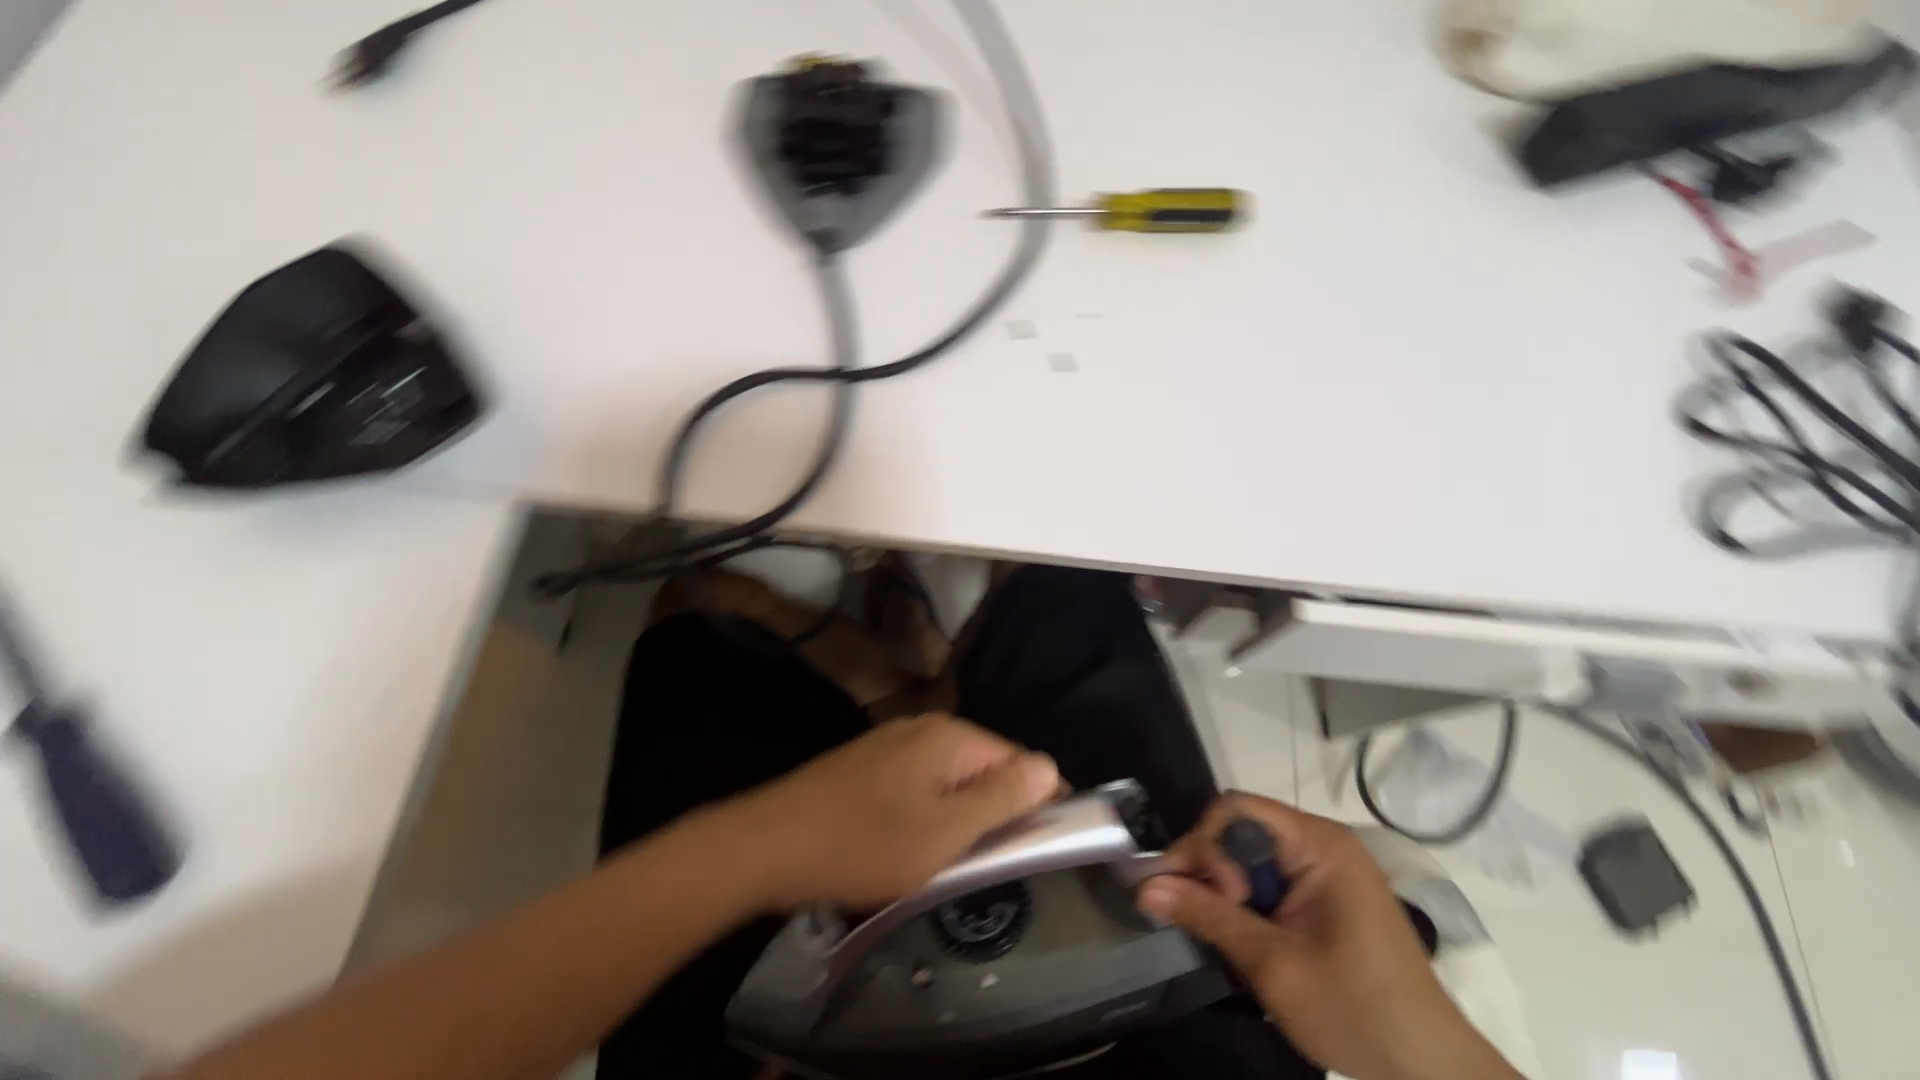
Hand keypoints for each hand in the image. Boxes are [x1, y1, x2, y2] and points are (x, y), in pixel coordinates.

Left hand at [726, 714, 1059, 910]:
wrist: (767, 846)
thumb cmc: (865, 843)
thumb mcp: (946, 831)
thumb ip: (1002, 798)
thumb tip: (1049, 765)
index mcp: (949, 737)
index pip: (1018, 760)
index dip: (1037, 801)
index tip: (1040, 845)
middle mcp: (921, 729)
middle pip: (982, 768)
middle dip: (995, 811)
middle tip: (994, 862)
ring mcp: (888, 745)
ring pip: (947, 781)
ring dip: (958, 817)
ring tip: (955, 862)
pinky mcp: (863, 768)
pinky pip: (915, 788)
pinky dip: (925, 816)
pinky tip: (911, 847)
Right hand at [1137, 794, 1519, 1079]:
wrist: (1429, 1068)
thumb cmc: (1356, 1011)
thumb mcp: (1272, 964)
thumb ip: (1207, 916)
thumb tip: (1145, 887)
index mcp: (1319, 844)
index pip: (1235, 811)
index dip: (1206, 848)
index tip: (1204, 899)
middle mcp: (1323, 844)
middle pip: (1239, 831)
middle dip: (1210, 870)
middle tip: (1199, 921)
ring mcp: (1327, 871)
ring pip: (1249, 858)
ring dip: (1225, 892)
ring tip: (1220, 936)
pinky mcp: (1325, 897)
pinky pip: (1269, 881)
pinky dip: (1246, 906)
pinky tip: (1243, 940)